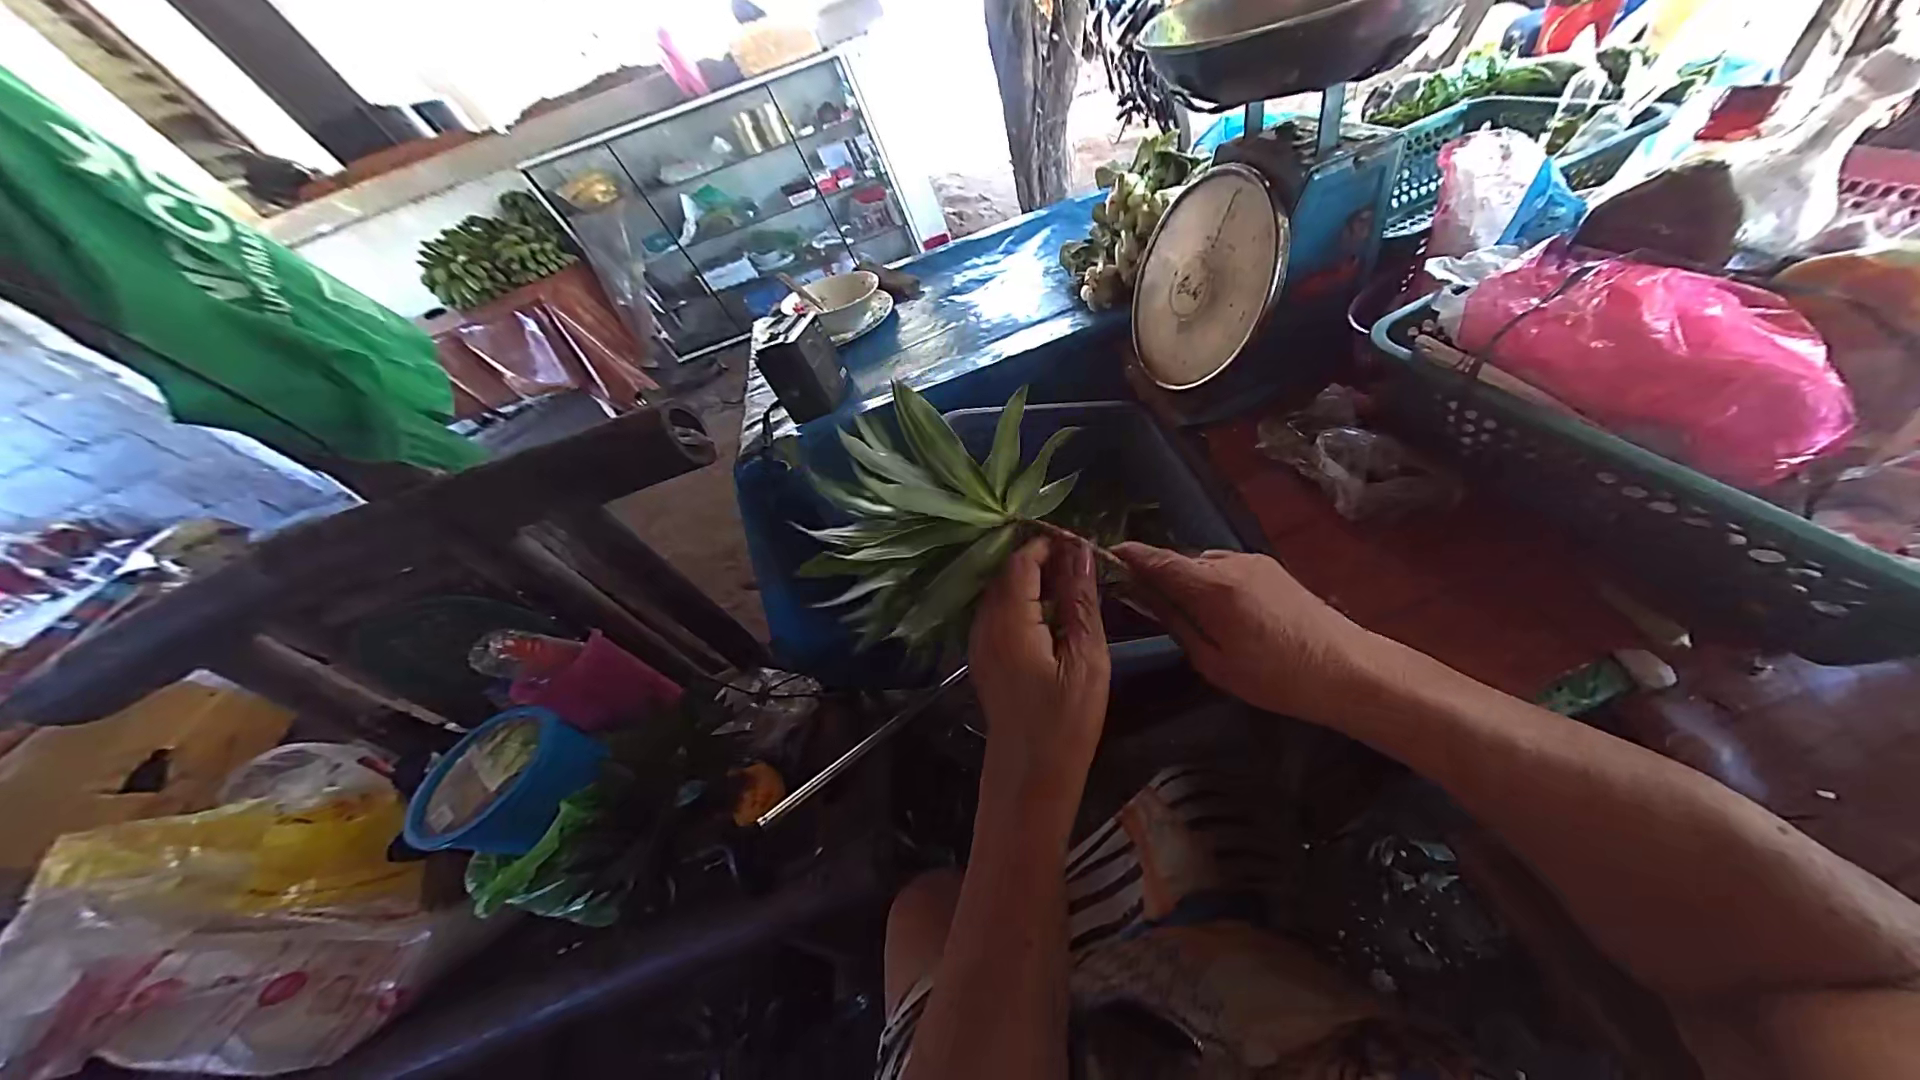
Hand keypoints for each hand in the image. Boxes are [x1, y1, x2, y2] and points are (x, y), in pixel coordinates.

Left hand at [968, 536, 1110, 804]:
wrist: (1029, 777)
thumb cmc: (1065, 723)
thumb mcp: (1085, 660)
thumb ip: (1080, 601)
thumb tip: (1081, 553)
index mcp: (1008, 621)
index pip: (1021, 561)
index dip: (1050, 545)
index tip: (1084, 543)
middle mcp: (984, 624)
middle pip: (1007, 573)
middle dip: (1042, 560)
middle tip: (1083, 563)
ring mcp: (979, 641)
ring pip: (1002, 592)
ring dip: (1033, 581)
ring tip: (1073, 584)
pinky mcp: (983, 656)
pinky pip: (999, 613)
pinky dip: (1024, 602)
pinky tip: (1051, 613)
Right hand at [1113, 543, 1383, 721]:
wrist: (1349, 669)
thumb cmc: (1275, 677)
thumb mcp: (1213, 661)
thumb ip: (1174, 622)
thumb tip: (1142, 596)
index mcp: (1211, 586)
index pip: (1157, 560)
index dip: (1129, 556)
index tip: (1105, 555)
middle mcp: (1229, 563)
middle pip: (1178, 560)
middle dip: (1155, 573)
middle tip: (1140, 598)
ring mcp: (1252, 561)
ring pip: (1201, 563)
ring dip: (1184, 578)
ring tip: (1182, 610)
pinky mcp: (1269, 567)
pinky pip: (1223, 567)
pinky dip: (1207, 580)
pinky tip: (1215, 608)